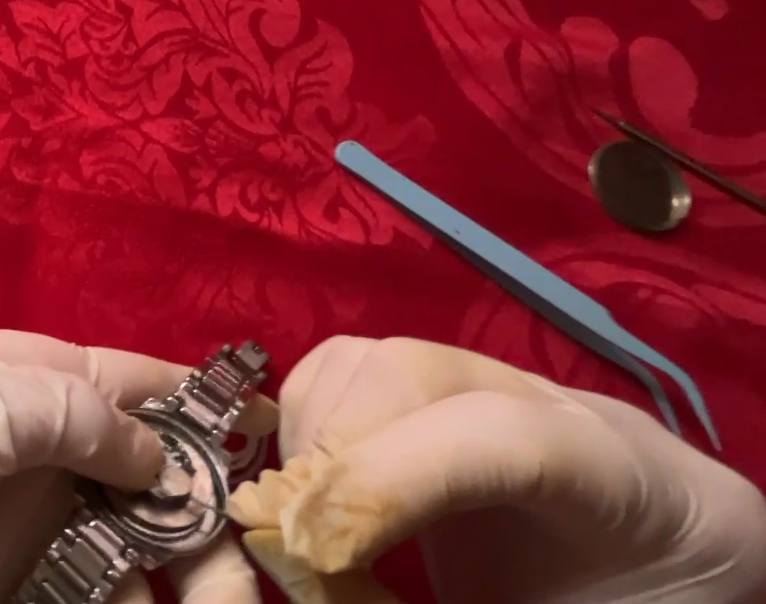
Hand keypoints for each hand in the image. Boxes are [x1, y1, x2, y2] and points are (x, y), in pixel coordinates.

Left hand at [0, 330, 276, 603]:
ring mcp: (29, 516)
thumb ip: (80, 416)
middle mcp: (42, 444)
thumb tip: (162, 452)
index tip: (279, 442)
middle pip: (152, 476)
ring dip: (179, 578)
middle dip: (204, 522)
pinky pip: (94, 591)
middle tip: (242, 583)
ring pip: (132, 543)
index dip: (206, 406)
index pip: (138, 382)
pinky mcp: (13, 579)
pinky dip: (127, 603)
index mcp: (34, 381)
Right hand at [229, 336, 765, 603]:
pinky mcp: (444, 388)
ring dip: (310, 430)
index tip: (316, 547)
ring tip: (303, 506)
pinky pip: (344, 366)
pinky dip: (307, 416)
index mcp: (646, 487)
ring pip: (366, 358)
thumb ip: (403, 603)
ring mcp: (503, 386)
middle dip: (334, 444)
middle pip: (416, 370)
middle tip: (293, 524)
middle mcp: (573, 411)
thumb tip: (291, 554)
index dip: (390, 476)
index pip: (505, 434)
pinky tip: (317, 478)